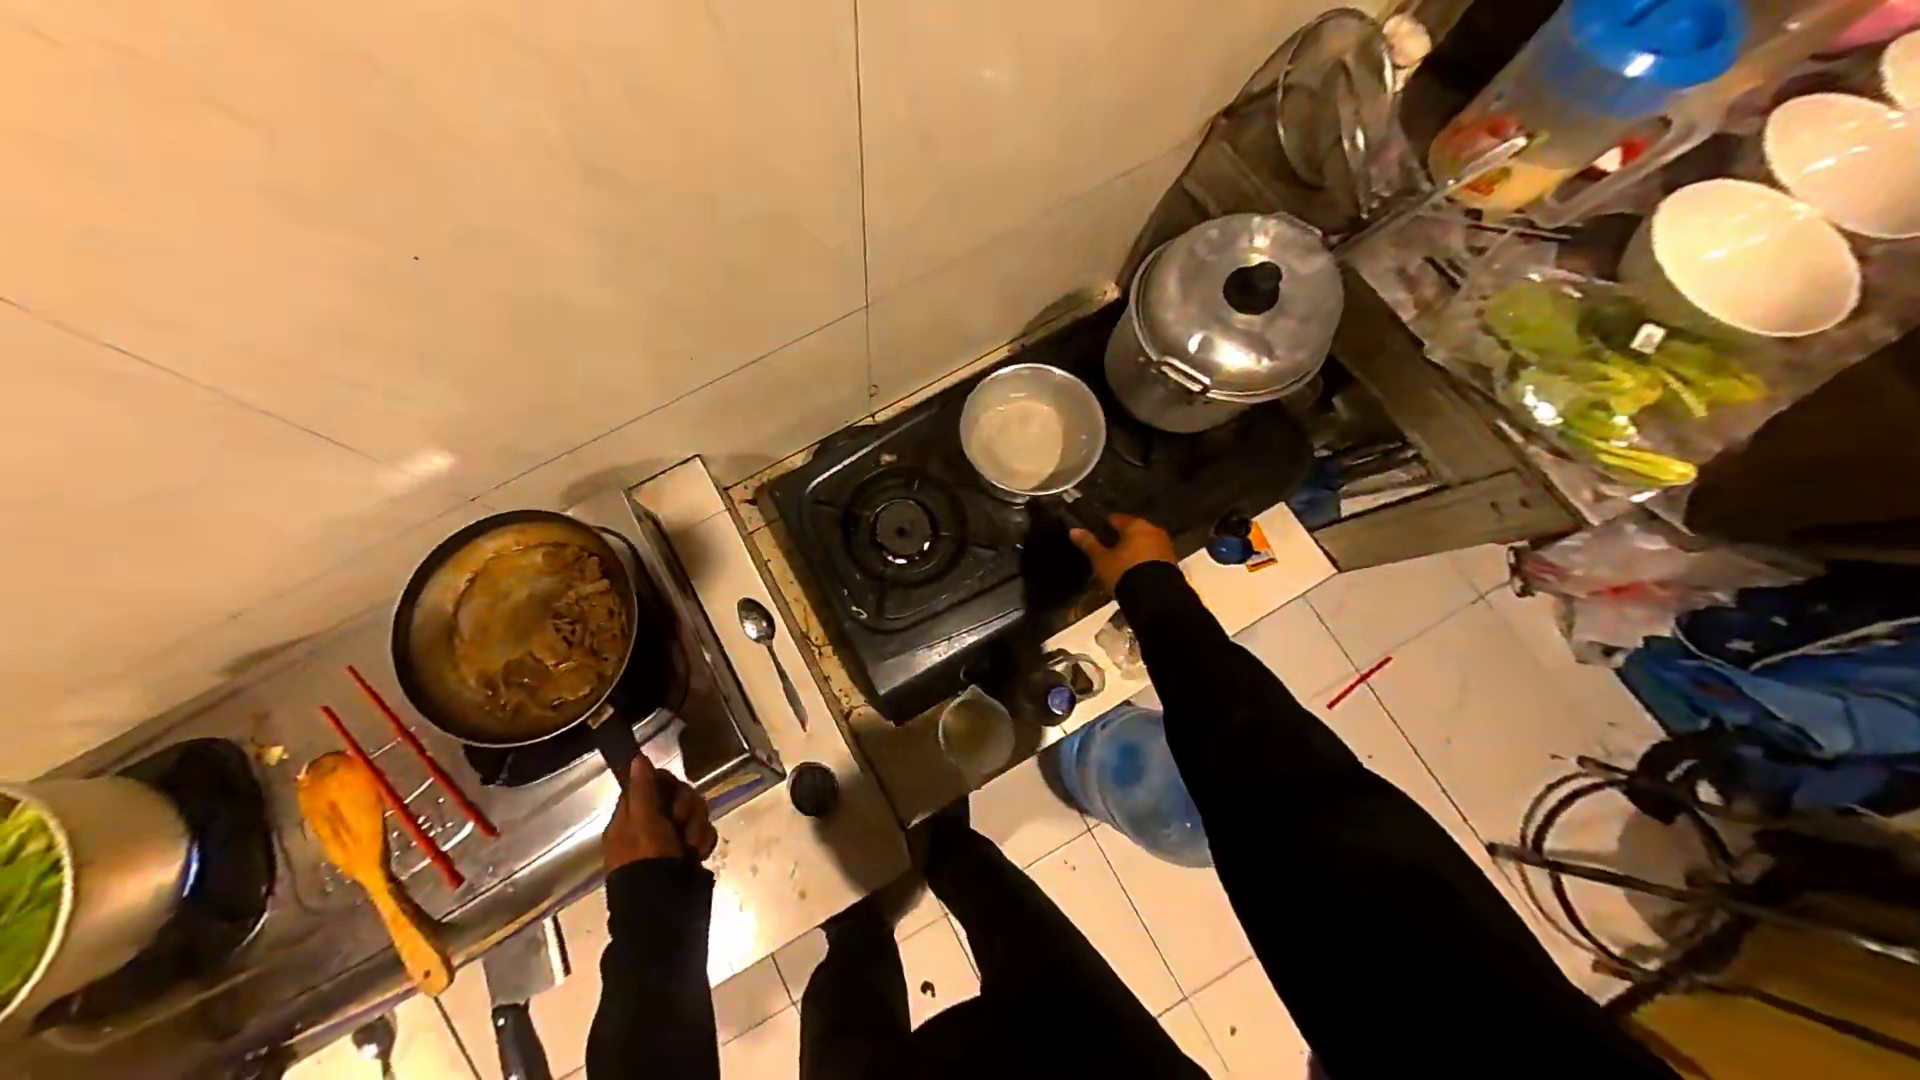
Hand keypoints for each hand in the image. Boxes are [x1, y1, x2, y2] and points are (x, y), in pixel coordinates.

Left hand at [603, 756, 717, 871]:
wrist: (663, 908)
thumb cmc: (648, 860)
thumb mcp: (643, 822)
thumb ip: (643, 789)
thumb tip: (637, 757)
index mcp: (630, 818)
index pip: (650, 782)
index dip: (666, 783)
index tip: (673, 792)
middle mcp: (650, 825)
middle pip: (677, 795)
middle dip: (687, 806)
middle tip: (682, 822)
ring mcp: (670, 839)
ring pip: (695, 812)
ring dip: (697, 826)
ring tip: (692, 846)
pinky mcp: (688, 851)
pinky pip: (704, 831)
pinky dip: (704, 841)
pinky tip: (698, 854)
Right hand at [1069, 513, 1175, 592]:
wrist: (1156, 596)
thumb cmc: (1124, 572)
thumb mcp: (1102, 560)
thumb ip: (1089, 544)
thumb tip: (1074, 530)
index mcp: (1135, 525)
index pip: (1115, 518)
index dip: (1104, 525)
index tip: (1095, 533)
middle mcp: (1153, 530)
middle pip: (1132, 530)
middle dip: (1121, 538)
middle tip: (1107, 550)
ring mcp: (1165, 545)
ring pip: (1144, 542)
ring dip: (1133, 549)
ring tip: (1120, 563)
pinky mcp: (1172, 561)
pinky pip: (1152, 555)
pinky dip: (1143, 559)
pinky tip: (1134, 570)